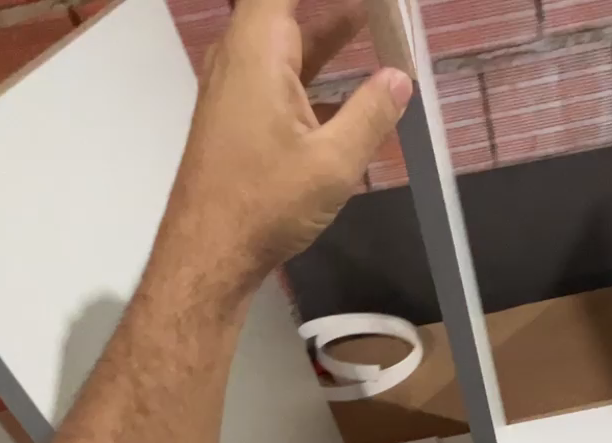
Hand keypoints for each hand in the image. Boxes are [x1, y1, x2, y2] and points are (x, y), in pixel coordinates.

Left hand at [152, 0, 412, 306]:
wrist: (211, 249)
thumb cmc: (267, 202)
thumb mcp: (333, 163)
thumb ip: (371, 115)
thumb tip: (400, 78)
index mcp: (260, 50)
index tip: (369, 6)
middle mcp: (242, 56)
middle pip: (289, 10)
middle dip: (336, 11)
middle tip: (382, 14)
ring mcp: (238, 88)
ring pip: (288, 46)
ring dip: (329, 37)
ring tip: (375, 27)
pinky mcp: (242, 118)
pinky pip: (283, 79)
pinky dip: (316, 77)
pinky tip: (350, 97)